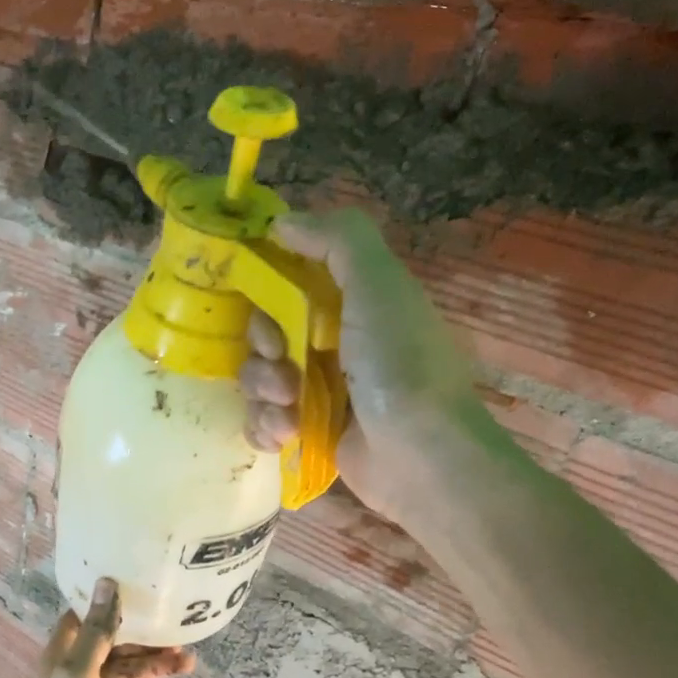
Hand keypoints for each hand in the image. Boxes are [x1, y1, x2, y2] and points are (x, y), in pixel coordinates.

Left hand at [29, 578, 194, 677]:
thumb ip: (95, 633)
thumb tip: (107, 584)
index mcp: (59, 656)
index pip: (83, 615)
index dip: (109, 602)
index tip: (142, 589)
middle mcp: (70, 671)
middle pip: (110, 641)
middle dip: (142, 636)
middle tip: (179, 636)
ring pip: (122, 667)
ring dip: (151, 662)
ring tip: (187, 663)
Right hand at [241, 209, 485, 514]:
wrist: (421, 456)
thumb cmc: (400, 364)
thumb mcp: (379, 285)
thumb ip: (337, 240)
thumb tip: (280, 221)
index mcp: (350, 303)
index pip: (286, 285)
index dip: (265, 296)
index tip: (267, 314)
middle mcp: (331, 344)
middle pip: (263, 336)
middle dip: (262, 355)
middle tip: (283, 371)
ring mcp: (318, 392)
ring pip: (257, 382)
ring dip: (263, 395)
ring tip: (290, 413)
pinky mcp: (308, 434)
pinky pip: (261, 422)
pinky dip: (264, 429)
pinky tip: (284, 437)